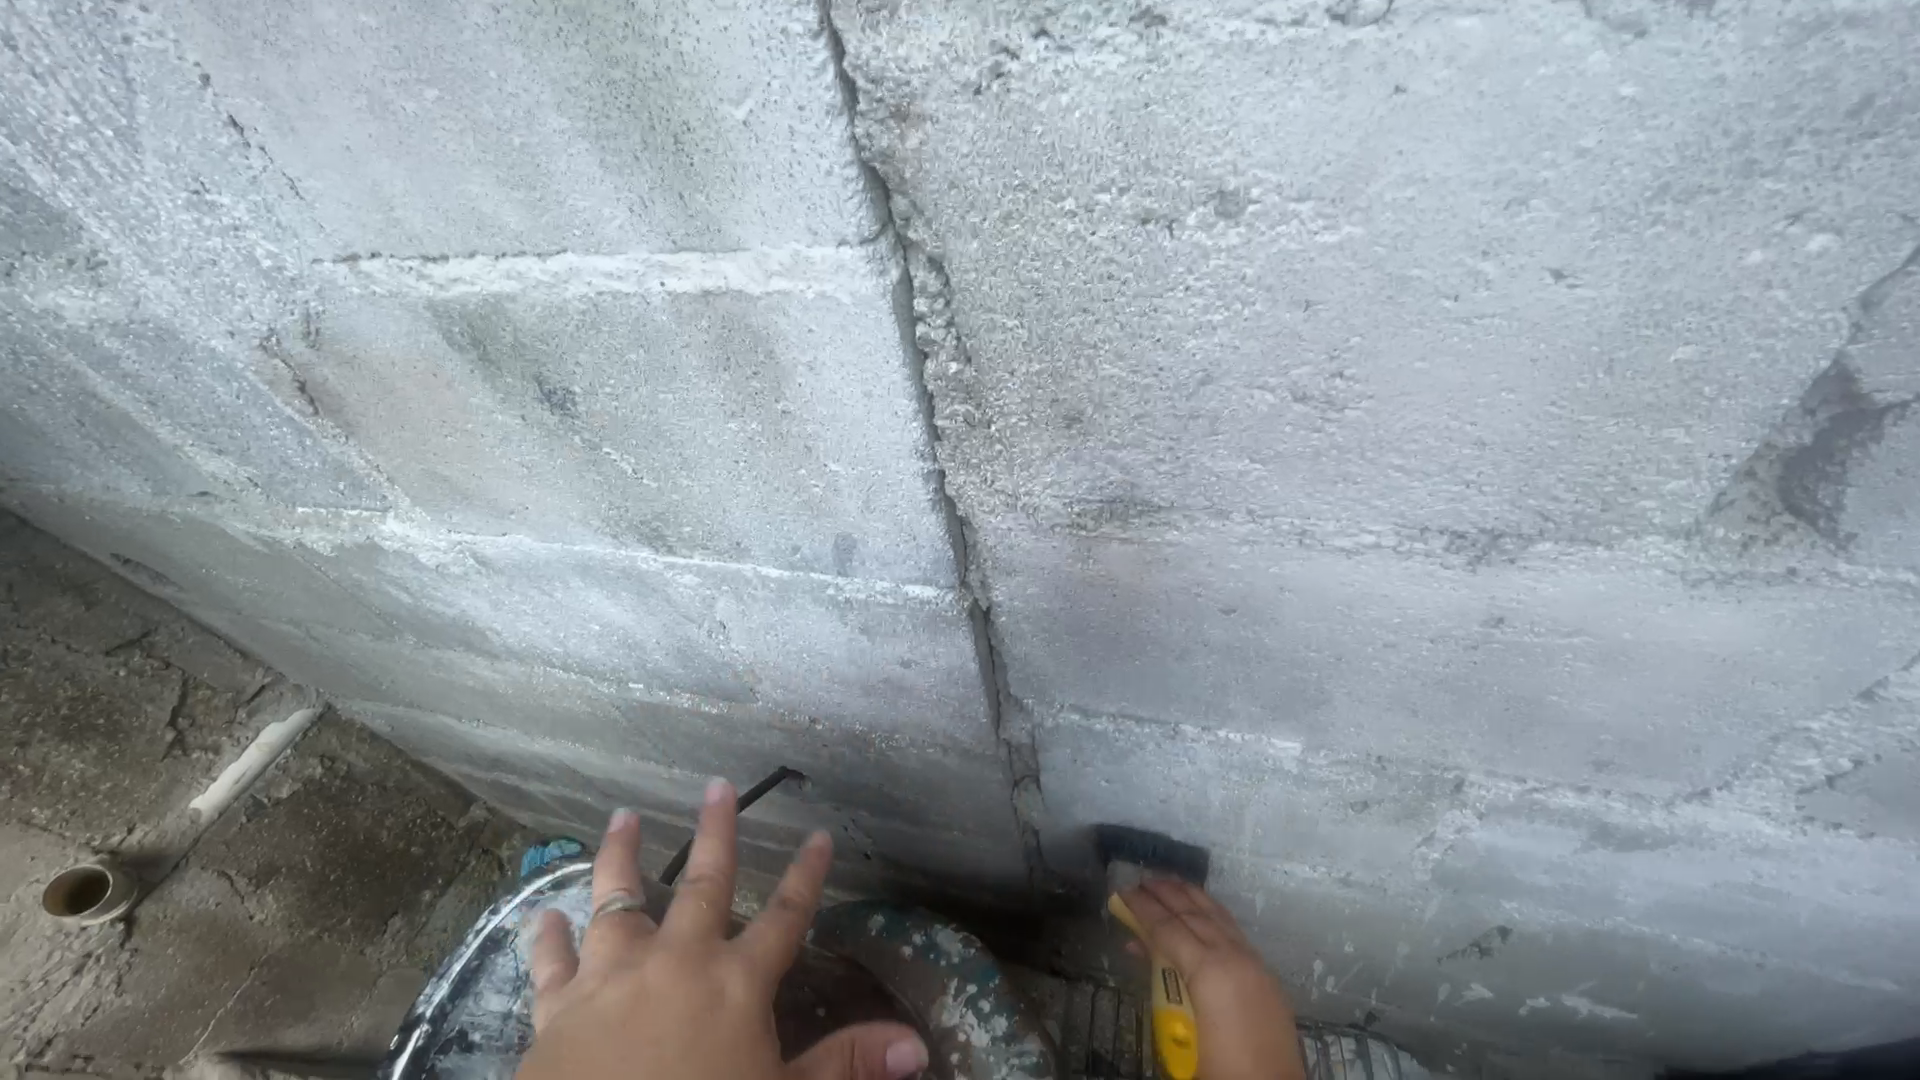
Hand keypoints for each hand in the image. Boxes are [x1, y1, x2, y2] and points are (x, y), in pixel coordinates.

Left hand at [517, 780, 930, 1079]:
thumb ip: (847, 1063)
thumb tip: (919, 1044)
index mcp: (736, 982)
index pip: (785, 916)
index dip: (807, 874)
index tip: (819, 833)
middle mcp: (678, 962)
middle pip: (704, 884)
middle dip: (716, 832)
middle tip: (716, 784)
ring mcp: (614, 979)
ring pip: (618, 902)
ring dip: (620, 856)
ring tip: (622, 817)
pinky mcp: (559, 1011)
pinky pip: (552, 965)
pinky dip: (547, 939)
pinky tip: (541, 915)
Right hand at [1119, 879, 1306, 1079]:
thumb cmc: (1217, 1069)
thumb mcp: (1178, 1028)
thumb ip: (1158, 983)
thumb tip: (1136, 947)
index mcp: (1208, 971)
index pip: (1168, 927)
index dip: (1143, 907)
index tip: (1123, 890)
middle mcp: (1232, 956)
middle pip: (1191, 914)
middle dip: (1164, 894)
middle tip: (1140, 881)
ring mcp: (1252, 960)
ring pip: (1215, 914)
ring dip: (1189, 895)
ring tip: (1167, 882)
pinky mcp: (1263, 970)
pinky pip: (1232, 927)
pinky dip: (1212, 910)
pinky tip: (1202, 906)